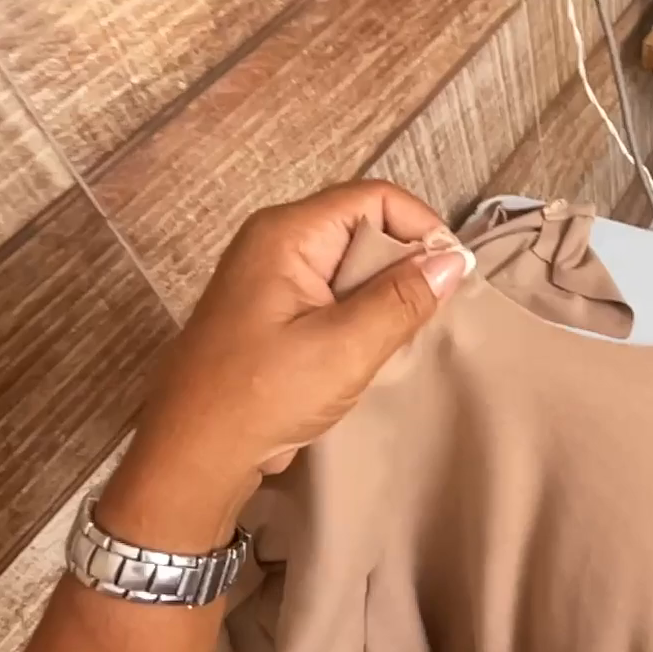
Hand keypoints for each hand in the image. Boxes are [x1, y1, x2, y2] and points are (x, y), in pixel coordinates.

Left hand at [99, 182, 470, 548]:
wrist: (198, 452)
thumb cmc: (263, 395)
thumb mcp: (345, 347)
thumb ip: (400, 300)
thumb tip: (451, 262)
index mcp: (288, 235)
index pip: (374, 199)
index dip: (422, 228)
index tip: (454, 276)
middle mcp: (278, 245)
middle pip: (364, 229)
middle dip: (406, 266)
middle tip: (430, 316)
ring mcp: (275, 281)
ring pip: (353, 269)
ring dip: (387, 298)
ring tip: (404, 338)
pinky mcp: (278, 316)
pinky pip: (336, 299)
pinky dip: (364, 319)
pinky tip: (374, 353)